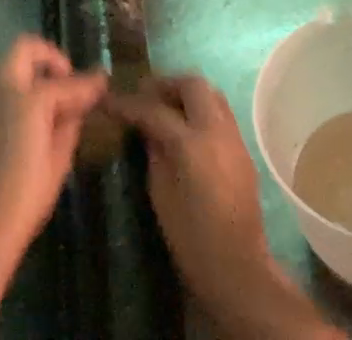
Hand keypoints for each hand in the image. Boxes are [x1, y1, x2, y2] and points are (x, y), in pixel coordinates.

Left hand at [0, 35, 107, 247]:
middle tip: (68, 81)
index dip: (87, 83)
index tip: (102, 82)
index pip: (65, 82)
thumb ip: (70, 120)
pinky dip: (18, 91)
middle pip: (25, 50)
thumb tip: (80, 102)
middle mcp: (1, 88)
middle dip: (50, 58)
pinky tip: (32, 120)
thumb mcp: (59, 157)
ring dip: (31, 72)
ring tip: (53, 103)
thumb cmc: (27, 194)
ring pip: (8, 66)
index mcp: (27, 98)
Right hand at [114, 76, 343, 339]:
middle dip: (165, 85)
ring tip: (163, 109)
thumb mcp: (159, 191)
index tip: (108, 101)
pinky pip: (221, 115)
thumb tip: (145, 127)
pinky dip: (200, 111)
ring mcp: (235, 139)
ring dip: (186, 94)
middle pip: (193, 85)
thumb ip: (153, 151)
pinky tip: (184, 129)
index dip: (128, 104)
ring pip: (212, 95)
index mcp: (192, 144)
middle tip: (143, 97)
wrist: (236, 266)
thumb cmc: (190, 236)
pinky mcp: (243, 150)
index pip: (154, 110)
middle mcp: (218, 131)